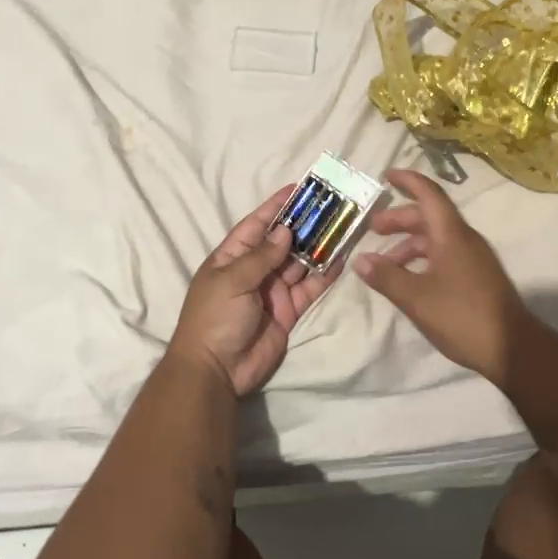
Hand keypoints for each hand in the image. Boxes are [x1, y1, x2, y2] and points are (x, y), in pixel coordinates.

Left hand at [172, 186, 340, 397]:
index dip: (276, 206)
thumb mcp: (232, 281)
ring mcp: (272, 291)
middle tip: (332, 206)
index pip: (256, 225)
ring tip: (343, 226)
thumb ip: (261, 256)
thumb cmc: (214, 318)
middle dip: (305, 225)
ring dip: (319, 246)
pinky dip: (324, 274)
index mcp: (231, 257)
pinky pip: (309, 288)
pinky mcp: (289, 311)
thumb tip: (285, 230)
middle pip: (283, 242)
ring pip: (300, 263)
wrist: (216, 370)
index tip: (298, 188)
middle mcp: (254, 270)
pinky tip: (341, 258)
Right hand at [353, 169, 535, 379]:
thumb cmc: (462, 316)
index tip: (386, 176)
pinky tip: (408, 279)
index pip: (429, 195)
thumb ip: (386, 277)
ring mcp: (474, 259)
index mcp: (452, 235)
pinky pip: (444, 255)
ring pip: (436, 239)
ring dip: (409, 244)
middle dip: (400, 219)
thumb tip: (360, 260)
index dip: (408, 181)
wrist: (512, 348)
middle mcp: (464, 240)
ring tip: (385, 263)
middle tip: (373, 229)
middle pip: (430, 217)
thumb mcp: (416, 298)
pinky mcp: (477, 277)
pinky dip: (422, 259)